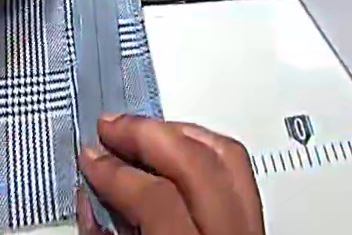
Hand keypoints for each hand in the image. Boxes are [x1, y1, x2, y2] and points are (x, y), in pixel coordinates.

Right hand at [78, 114, 262, 234]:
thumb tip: (90, 191)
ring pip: (230, 158)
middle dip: (146, 135)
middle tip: (109, 128)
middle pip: (199, 164)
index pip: (159, 200)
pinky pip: (240, 173)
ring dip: (179, 133)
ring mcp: (257, 233)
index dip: (115, 172)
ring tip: (141, 131)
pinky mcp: (262, 228)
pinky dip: (205, 149)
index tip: (89, 157)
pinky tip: (177, 148)